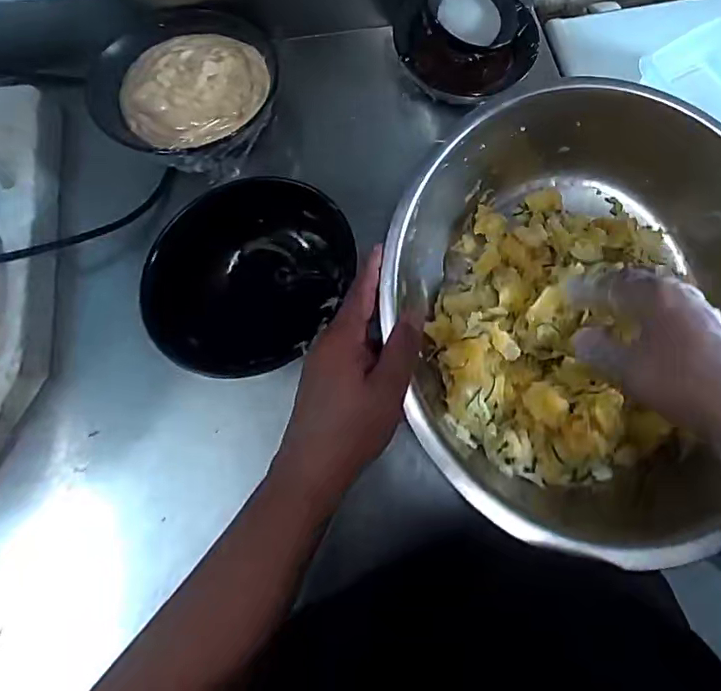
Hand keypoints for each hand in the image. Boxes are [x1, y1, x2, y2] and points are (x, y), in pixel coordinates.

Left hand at [271, 245, 422, 506]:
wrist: (307, 474)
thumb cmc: (351, 429)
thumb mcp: (387, 387)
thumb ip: (402, 347)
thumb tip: (412, 310)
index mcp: (342, 339)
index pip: (361, 293)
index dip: (374, 269)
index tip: (383, 246)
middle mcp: (327, 344)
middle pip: (358, 311)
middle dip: (382, 296)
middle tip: (410, 284)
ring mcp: (321, 364)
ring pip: (356, 334)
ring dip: (378, 325)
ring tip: (407, 318)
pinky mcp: (322, 382)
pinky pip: (351, 351)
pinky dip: (371, 345)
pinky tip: (387, 357)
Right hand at [570, 268, 720, 491]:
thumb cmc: (679, 382)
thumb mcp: (630, 370)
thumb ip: (602, 350)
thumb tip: (579, 337)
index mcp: (654, 293)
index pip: (613, 282)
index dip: (589, 288)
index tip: (569, 292)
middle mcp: (677, 292)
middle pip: (639, 282)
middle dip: (614, 288)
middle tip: (594, 296)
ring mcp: (699, 308)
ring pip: (660, 296)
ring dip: (637, 301)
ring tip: (620, 312)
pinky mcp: (713, 328)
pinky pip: (674, 311)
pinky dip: (656, 315)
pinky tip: (653, 332)